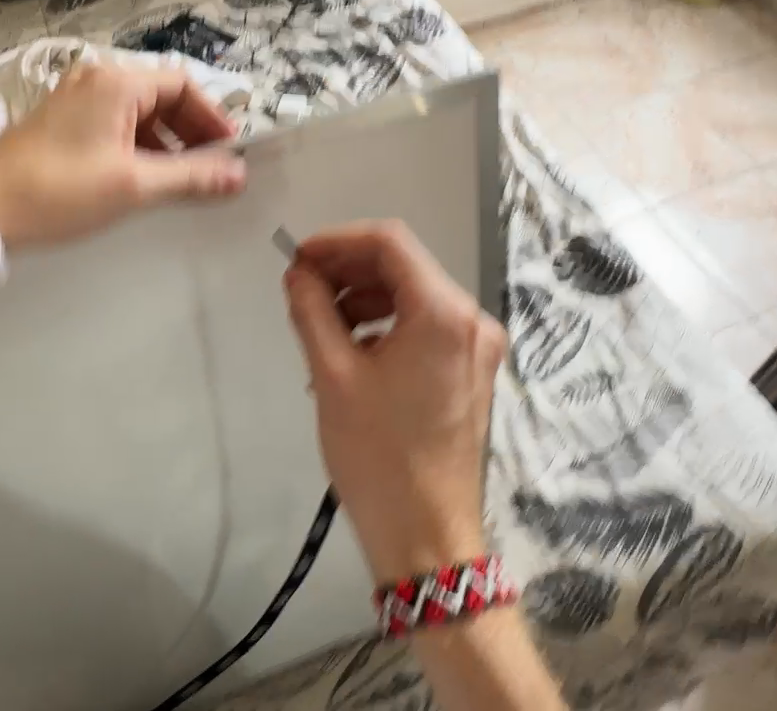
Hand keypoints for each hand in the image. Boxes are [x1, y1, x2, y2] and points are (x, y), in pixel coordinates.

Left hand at [0, 63, 245, 249]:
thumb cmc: (61, 190)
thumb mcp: (134, 185)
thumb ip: (191, 176)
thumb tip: (239, 174)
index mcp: (117, 82)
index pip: (183, 84)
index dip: (212, 118)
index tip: (230, 153)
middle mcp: (97, 81)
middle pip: (161, 97)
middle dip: (191, 133)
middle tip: (210, 171)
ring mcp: (75, 101)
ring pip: (138, 115)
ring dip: (165, 145)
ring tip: (180, 183)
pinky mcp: (61, 124)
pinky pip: (114, 127)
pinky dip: (137, 149)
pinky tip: (142, 182)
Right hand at [282, 221, 506, 584]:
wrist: (426, 536)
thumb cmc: (377, 454)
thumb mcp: (333, 375)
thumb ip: (312, 310)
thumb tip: (298, 274)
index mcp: (444, 312)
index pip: (389, 242)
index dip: (337, 241)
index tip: (298, 260)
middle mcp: (472, 318)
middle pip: (405, 265)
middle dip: (349, 269)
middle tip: (303, 290)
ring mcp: (478, 345)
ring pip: (414, 293)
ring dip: (364, 296)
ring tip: (322, 324)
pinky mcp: (472, 369)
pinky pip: (425, 324)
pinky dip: (386, 322)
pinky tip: (352, 348)